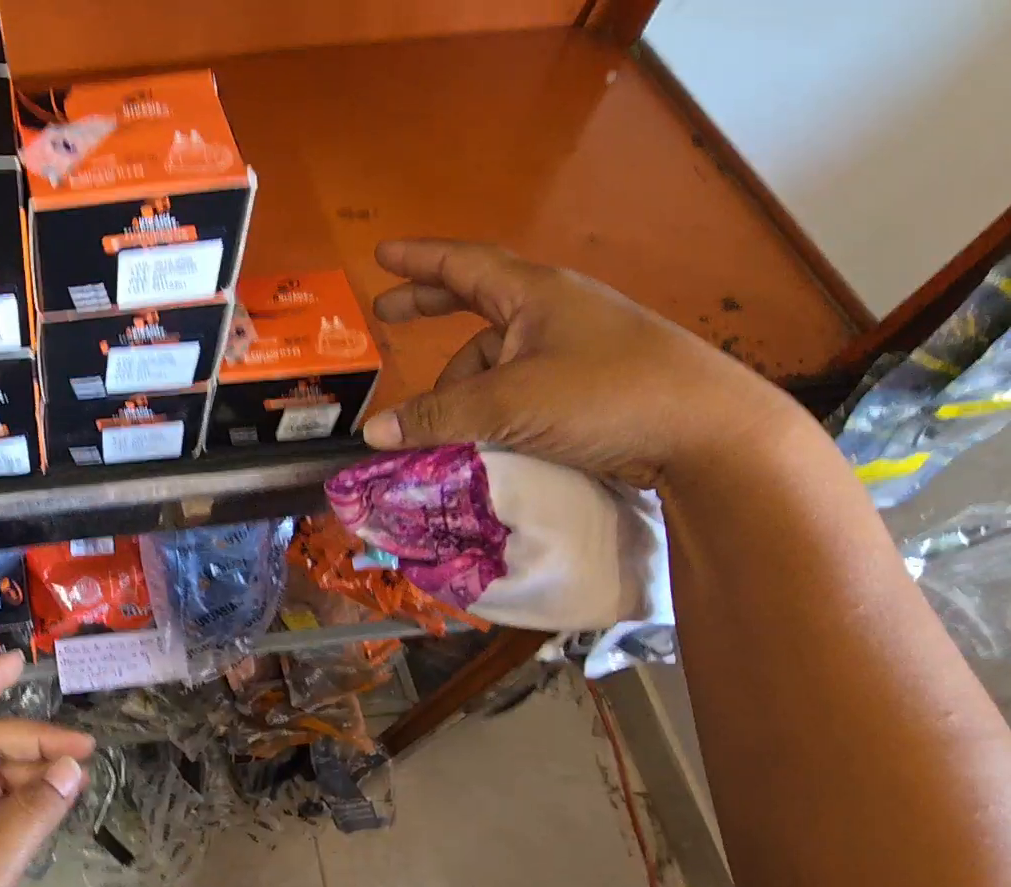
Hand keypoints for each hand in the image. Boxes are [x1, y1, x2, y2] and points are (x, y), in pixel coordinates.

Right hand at [361, 238, 808, 488]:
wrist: (711, 435)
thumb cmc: (606, 396)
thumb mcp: (508, 405)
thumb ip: (435, 417)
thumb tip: (371, 432)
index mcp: (535, 295)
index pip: (464, 265)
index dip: (419, 260)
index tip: (381, 255)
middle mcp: (552, 313)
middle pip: (475, 304)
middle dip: (430, 308)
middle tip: (388, 315)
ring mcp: (571, 349)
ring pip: (492, 359)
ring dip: (458, 387)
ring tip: (439, 428)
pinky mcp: (585, 386)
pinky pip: (514, 386)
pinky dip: (486, 406)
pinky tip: (477, 434)